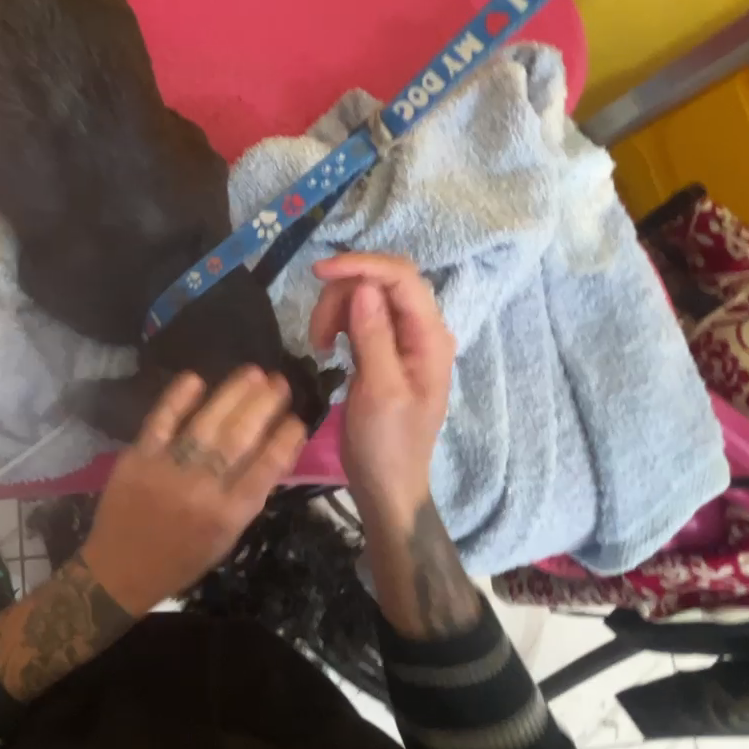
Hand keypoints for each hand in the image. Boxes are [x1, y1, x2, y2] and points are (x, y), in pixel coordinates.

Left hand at [81, 368, 309, 614]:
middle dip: (264, 406)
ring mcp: (167, 470)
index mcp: (229, 515)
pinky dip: (178, 398)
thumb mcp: (225, 539)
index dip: (285, 440)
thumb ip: (246, 497)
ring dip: (232, 394)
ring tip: (253, 373)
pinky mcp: (137, 458)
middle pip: (239, 438)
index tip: (298, 418)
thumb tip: (270, 452)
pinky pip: (160, 421)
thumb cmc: (180, 559)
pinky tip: (197, 378)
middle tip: (280, 381)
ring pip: (206, 424)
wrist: (119, 571)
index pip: (266, 468)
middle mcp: (202, 490)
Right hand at [307, 253, 456, 526]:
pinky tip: (327, 348)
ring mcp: (401, 338)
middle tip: (317, 334)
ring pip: (363, 296)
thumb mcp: (381, 391)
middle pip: (379, 281)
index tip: (318, 272)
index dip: (361, 265)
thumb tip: (363, 288)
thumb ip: (375, 337)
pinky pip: (357, 316)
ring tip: (320, 346)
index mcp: (430, 337)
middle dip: (342, 295)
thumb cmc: (388, 443)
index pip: (401, 277)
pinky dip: (336, 322)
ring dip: (334, 311)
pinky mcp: (381, 347)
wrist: (386, 483)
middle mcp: (420, 330)